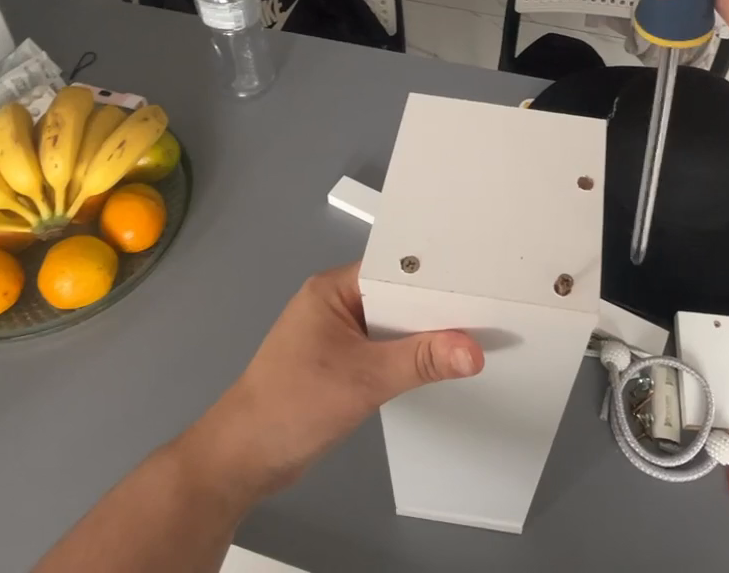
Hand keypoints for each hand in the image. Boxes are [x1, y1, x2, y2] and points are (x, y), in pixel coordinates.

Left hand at [200, 263, 482, 498]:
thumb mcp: (364, 380)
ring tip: (471, 334)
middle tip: (485, 310)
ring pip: (394, 324)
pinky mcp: (342, 361)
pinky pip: (385, 347)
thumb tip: (471, 351)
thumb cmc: (291, 406)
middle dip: (434, 307)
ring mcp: (338, 333)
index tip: (478, 283)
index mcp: (332, 288)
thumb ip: (420, 361)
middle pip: (398, 296)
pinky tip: (437, 362)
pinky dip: (408, 355)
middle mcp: (337, 303)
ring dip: (422, 335)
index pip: (394, 268)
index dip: (435, 276)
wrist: (243, 460)